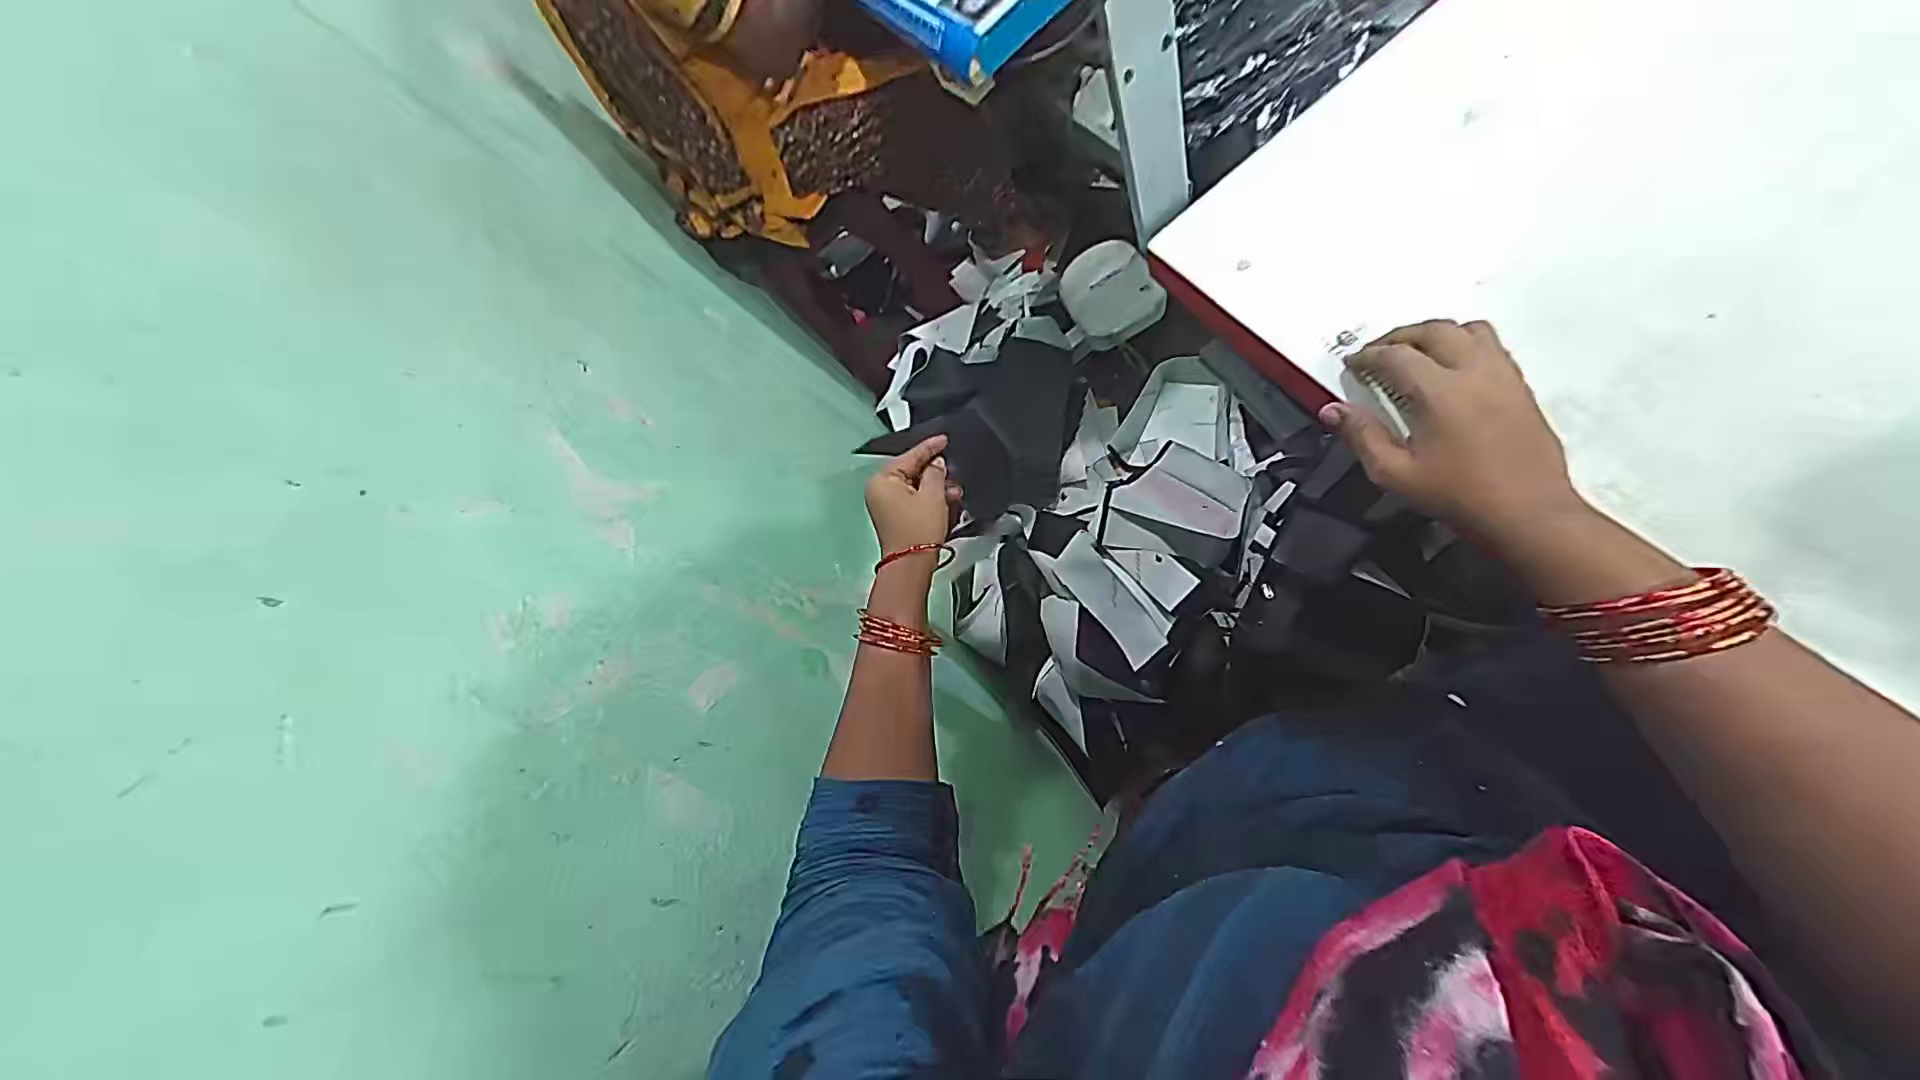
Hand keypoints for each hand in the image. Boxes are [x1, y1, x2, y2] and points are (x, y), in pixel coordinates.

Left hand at [865, 434, 962, 558]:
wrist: (913, 563)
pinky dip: (930, 499)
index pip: (909, 456)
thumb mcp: (933, 494)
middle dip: (935, 472)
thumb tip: (937, 463)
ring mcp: (886, 504)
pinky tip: (946, 501)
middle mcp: (880, 490)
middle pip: (912, 471)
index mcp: (882, 480)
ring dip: (936, 487)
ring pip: (915, 486)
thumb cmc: (917, 532)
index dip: (930, 447)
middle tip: (952, 471)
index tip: (943, 439)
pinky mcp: (896, 516)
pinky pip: (914, 500)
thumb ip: (936, 472)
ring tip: (953, 492)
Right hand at [1320, 319, 1588, 544]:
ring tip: (1413, 353)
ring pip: (1469, 330)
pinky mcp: (1521, 388)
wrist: (1525, 511)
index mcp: (1441, 393)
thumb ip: (1361, 435)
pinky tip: (1449, 370)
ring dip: (1435, 334)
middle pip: (1434, 331)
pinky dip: (1463, 345)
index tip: (1352, 364)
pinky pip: (1492, 347)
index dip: (1367, 356)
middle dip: (1399, 336)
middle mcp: (1476, 374)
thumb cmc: (1460, 495)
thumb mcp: (1394, 472)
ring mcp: (1504, 377)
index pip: (1396, 355)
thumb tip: (1334, 411)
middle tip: (1376, 352)